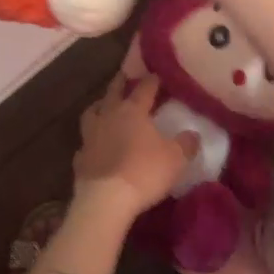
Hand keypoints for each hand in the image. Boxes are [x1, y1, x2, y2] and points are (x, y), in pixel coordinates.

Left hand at [74, 76, 197, 216]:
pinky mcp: (80, 158)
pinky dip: (90, 142)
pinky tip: (94, 147)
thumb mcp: (175, 159)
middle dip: (120, 82)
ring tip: (103, 107)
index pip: (144, 88)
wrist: (106, 199)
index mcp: (133, 110)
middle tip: (124, 77)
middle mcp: (109, 115)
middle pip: (113, 91)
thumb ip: (186, 144)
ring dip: (99, 107)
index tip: (156, 74)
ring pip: (92, 112)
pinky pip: (85, 143)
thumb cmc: (144, 172)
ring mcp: (91, 135)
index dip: (152, 80)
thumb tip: (193, 135)